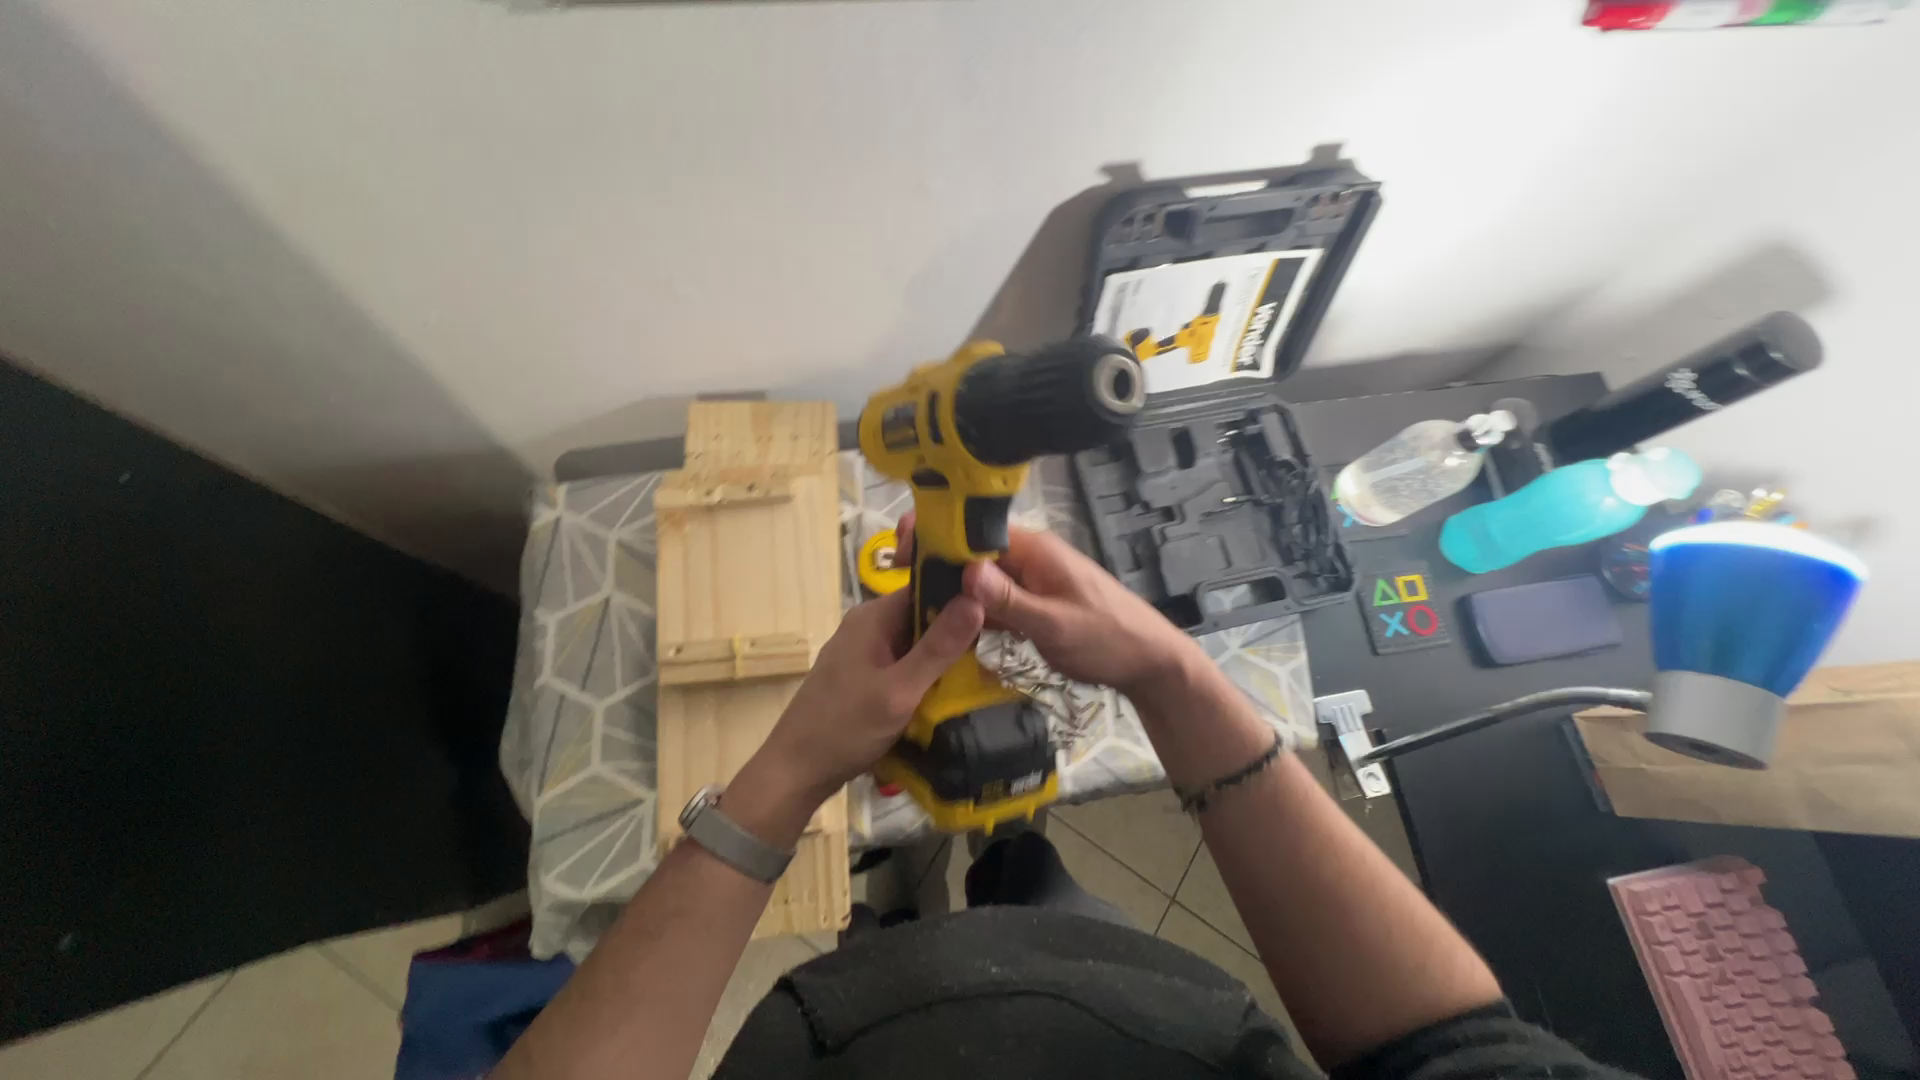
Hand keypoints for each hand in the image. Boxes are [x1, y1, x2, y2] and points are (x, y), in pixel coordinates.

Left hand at [738, 586, 984, 838]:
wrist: (796, 772)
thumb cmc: (846, 727)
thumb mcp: (899, 690)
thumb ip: (939, 647)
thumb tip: (977, 598)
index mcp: (872, 617)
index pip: (926, 587)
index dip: (962, 594)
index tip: (1001, 606)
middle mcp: (867, 625)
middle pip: (922, 615)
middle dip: (957, 628)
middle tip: (1002, 641)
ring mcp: (864, 651)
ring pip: (915, 642)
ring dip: (944, 654)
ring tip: (988, 664)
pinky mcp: (864, 675)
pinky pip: (904, 662)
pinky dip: (926, 672)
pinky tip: (953, 686)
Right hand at [896, 512, 1205, 699]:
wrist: (1148, 662)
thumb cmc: (1108, 638)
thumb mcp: (1056, 624)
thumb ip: (1011, 600)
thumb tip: (965, 571)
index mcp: (1034, 549)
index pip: (975, 530)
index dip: (935, 537)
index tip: (902, 556)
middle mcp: (1028, 556)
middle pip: (971, 551)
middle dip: (937, 565)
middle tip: (903, 588)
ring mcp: (1030, 579)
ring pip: (979, 578)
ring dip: (952, 592)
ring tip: (916, 610)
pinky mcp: (1032, 601)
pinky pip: (993, 599)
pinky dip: (973, 611)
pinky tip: (950, 628)